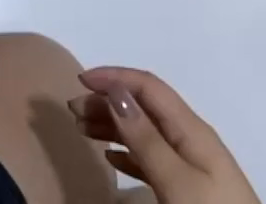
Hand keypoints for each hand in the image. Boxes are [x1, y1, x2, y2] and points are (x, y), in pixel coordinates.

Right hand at [69, 67, 259, 203]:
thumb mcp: (176, 181)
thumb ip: (145, 138)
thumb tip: (115, 91)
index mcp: (191, 130)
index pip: (149, 86)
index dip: (114, 77)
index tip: (80, 80)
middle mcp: (191, 139)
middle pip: (145, 106)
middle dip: (108, 101)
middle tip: (73, 111)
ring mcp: (193, 165)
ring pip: (145, 131)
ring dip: (113, 125)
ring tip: (83, 130)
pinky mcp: (190, 189)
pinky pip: (152, 157)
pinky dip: (127, 152)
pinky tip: (111, 160)